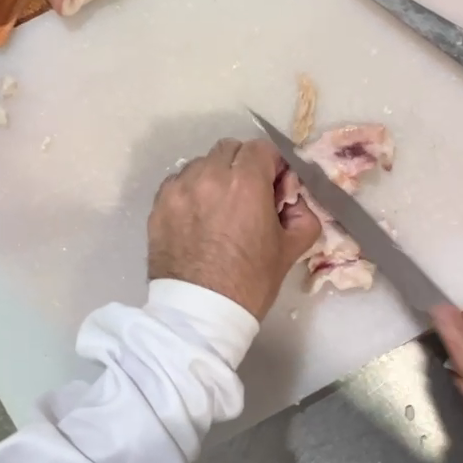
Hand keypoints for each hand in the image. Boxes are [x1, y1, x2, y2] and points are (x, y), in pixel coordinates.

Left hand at [149, 138, 321, 318]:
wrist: (200, 313)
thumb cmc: (249, 282)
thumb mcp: (290, 250)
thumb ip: (303, 215)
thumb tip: (293, 200)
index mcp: (246, 182)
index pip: (261, 148)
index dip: (272, 165)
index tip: (273, 187)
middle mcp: (209, 176)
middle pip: (230, 149)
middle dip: (243, 166)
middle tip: (248, 196)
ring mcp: (180, 189)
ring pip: (201, 164)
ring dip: (215, 177)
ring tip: (219, 209)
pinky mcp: (159, 205)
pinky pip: (179, 183)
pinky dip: (192, 192)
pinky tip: (198, 218)